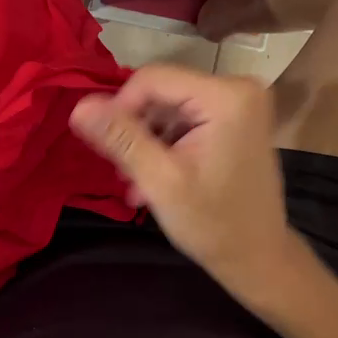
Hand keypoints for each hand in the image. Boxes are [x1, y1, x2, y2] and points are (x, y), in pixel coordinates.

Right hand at [69, 64, 294, 287]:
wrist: (258, 258)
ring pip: (168, 106)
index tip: (108, 149)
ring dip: (147, 140)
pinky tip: (154, 178)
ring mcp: (239, 103)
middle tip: (121, 171)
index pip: (152, 79)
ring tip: (136, 183)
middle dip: (136, 128)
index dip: (120, 108)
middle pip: (161, 92)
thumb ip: (120, 138)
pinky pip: (185, 118)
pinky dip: (166, 144)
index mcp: (226, 96)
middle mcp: (238, 88)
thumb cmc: (213, 223)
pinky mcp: (235, 118)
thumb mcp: (159, 180)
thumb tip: (79, 106)